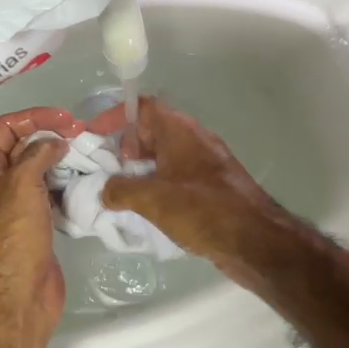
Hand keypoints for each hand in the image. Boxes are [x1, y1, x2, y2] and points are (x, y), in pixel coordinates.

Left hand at [0, 106, 83, 347]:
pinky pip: (49, 198)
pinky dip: (65, 188)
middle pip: (21, 149)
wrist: (13, 301)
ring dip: (61, 163)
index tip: (67, 119)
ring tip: (90, 157)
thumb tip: (54, 142)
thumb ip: (37, 154)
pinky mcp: (32, 229)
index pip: (3, 129)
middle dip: (50, 138)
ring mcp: (13, 210)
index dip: (34, 117)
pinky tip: (87, 184)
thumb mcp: (20, 185)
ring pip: (38, 174)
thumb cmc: (10, 238)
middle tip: (83, 136)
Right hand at [90, 96, 285, 266]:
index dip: (115, 115)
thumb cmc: (202, 209)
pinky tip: (149, 211)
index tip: (94, 134)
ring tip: (124, 194)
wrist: (254, 240)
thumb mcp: (151, 199)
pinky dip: (160, 186)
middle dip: (127, 147)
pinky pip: (178, 177)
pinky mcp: (213, 187)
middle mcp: (195, 140)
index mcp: (180, 130)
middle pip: (153, 130)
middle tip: (110, 171)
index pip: (143, 106)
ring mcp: (206, 164)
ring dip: (143, 171)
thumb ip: (120, 190)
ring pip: (166, 157)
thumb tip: (105, 190)